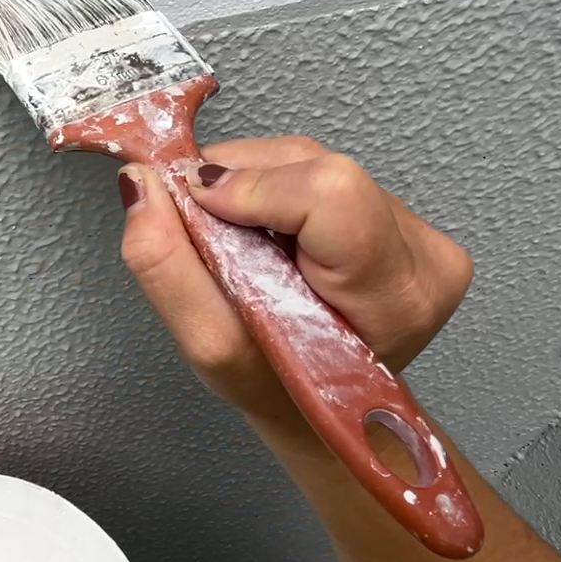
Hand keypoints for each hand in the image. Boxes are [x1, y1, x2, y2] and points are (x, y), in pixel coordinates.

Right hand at [117, 136, 472, 430]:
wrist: (318, 402)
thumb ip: (166, 264)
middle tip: (204, 230)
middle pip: (307, 165)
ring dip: (244, 182)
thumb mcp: (206, 342)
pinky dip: (263, 184)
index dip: (248, 186)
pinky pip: (311, 166)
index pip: (329, 193)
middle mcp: (420, 253)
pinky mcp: (396, 212)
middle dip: (234, 182)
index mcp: (390, 295)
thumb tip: (140, 181)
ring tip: (228, 234)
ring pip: (304, 158)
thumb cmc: (270, 383)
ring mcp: (416, 228)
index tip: (194, 205)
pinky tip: (253, 226)